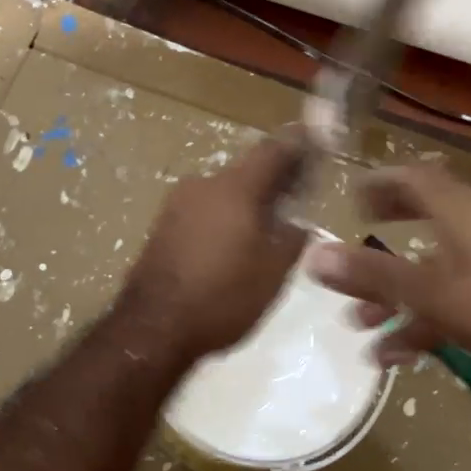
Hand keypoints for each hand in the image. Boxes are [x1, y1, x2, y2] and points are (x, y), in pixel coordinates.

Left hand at [120, 130, 309, 358]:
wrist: (152, 329)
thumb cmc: (223, 297)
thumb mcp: (275, 270)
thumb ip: (294, 235)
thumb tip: (298, 218)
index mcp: (236, 186)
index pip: (275, 148)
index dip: (300, 143)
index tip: (318, 141)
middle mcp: (203, 183)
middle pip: (247, 171)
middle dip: (274, 180)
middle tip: (297, 199)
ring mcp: (176, 204)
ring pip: (224, 193)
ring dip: (246, 203)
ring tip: (266, 231)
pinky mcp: (162, 226)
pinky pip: (203, 211)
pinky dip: (224, 219)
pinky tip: (233, 247)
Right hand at [306, 162, 470, 400]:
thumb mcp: (436, 296)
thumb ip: (374, 277)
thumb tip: (313, 255)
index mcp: (464, 213)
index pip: (415, 179)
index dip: (379, 183)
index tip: (348, 198)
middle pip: (425, 220)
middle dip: (384, 238)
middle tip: (351, 248)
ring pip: (438, 269)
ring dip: (398, 294)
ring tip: (359, 325)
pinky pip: (458, 298)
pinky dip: (426, 318)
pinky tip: (397, 355)